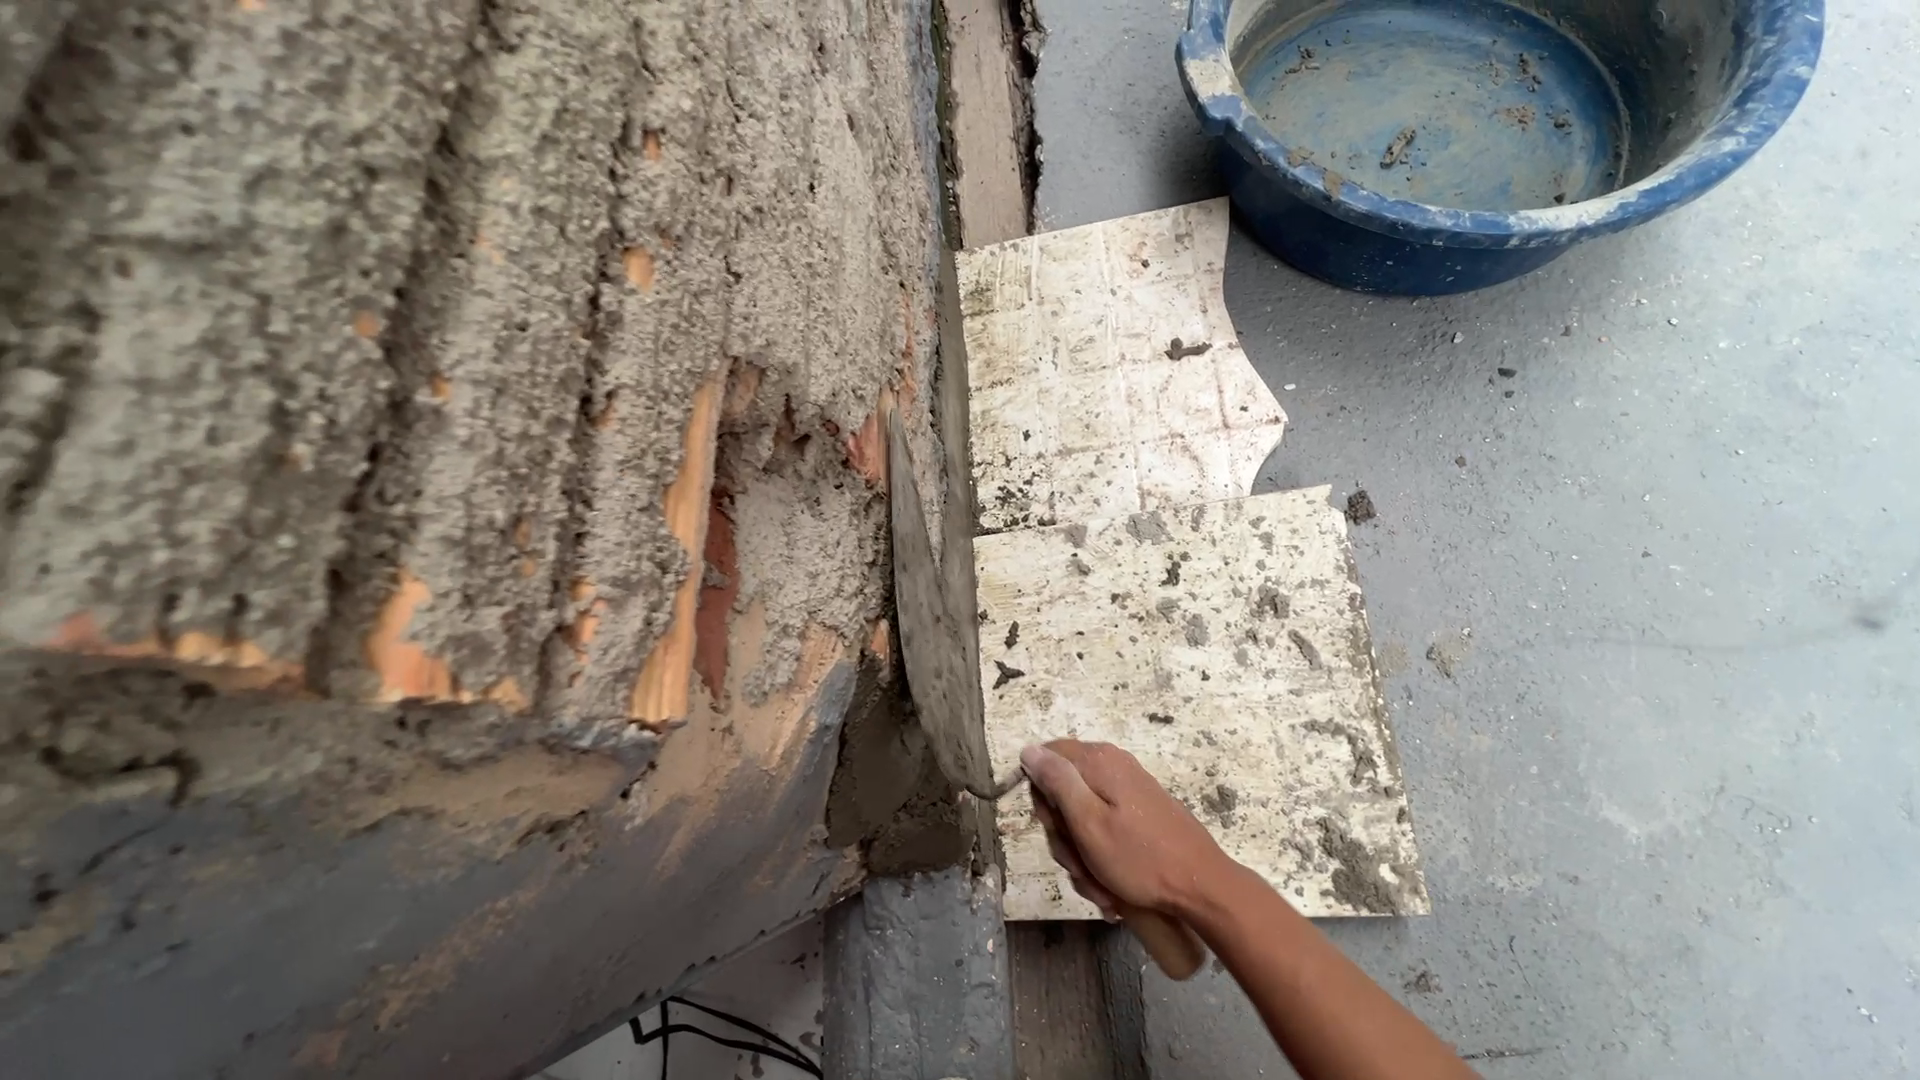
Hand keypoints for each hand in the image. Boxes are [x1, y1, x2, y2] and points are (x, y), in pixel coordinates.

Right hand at [1021, 739, 1233, 920]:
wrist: (1201, 886)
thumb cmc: (1140, 859)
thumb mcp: (1087, 822)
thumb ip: (1056, 781)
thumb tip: (1029, 750)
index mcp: (1098, 761)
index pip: (1044, 760)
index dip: (1041, 796)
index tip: (1055, 826)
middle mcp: (1112, 766)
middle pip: (1062, 792)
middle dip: (1063, 834)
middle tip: (1078, 862)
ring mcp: (1127, 789)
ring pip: (1080, 817)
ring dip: (1081, 854)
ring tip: (1099, 883)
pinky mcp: (1138, 812)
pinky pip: (1103, 829)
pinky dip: (1100, 857)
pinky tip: (1110, 885)